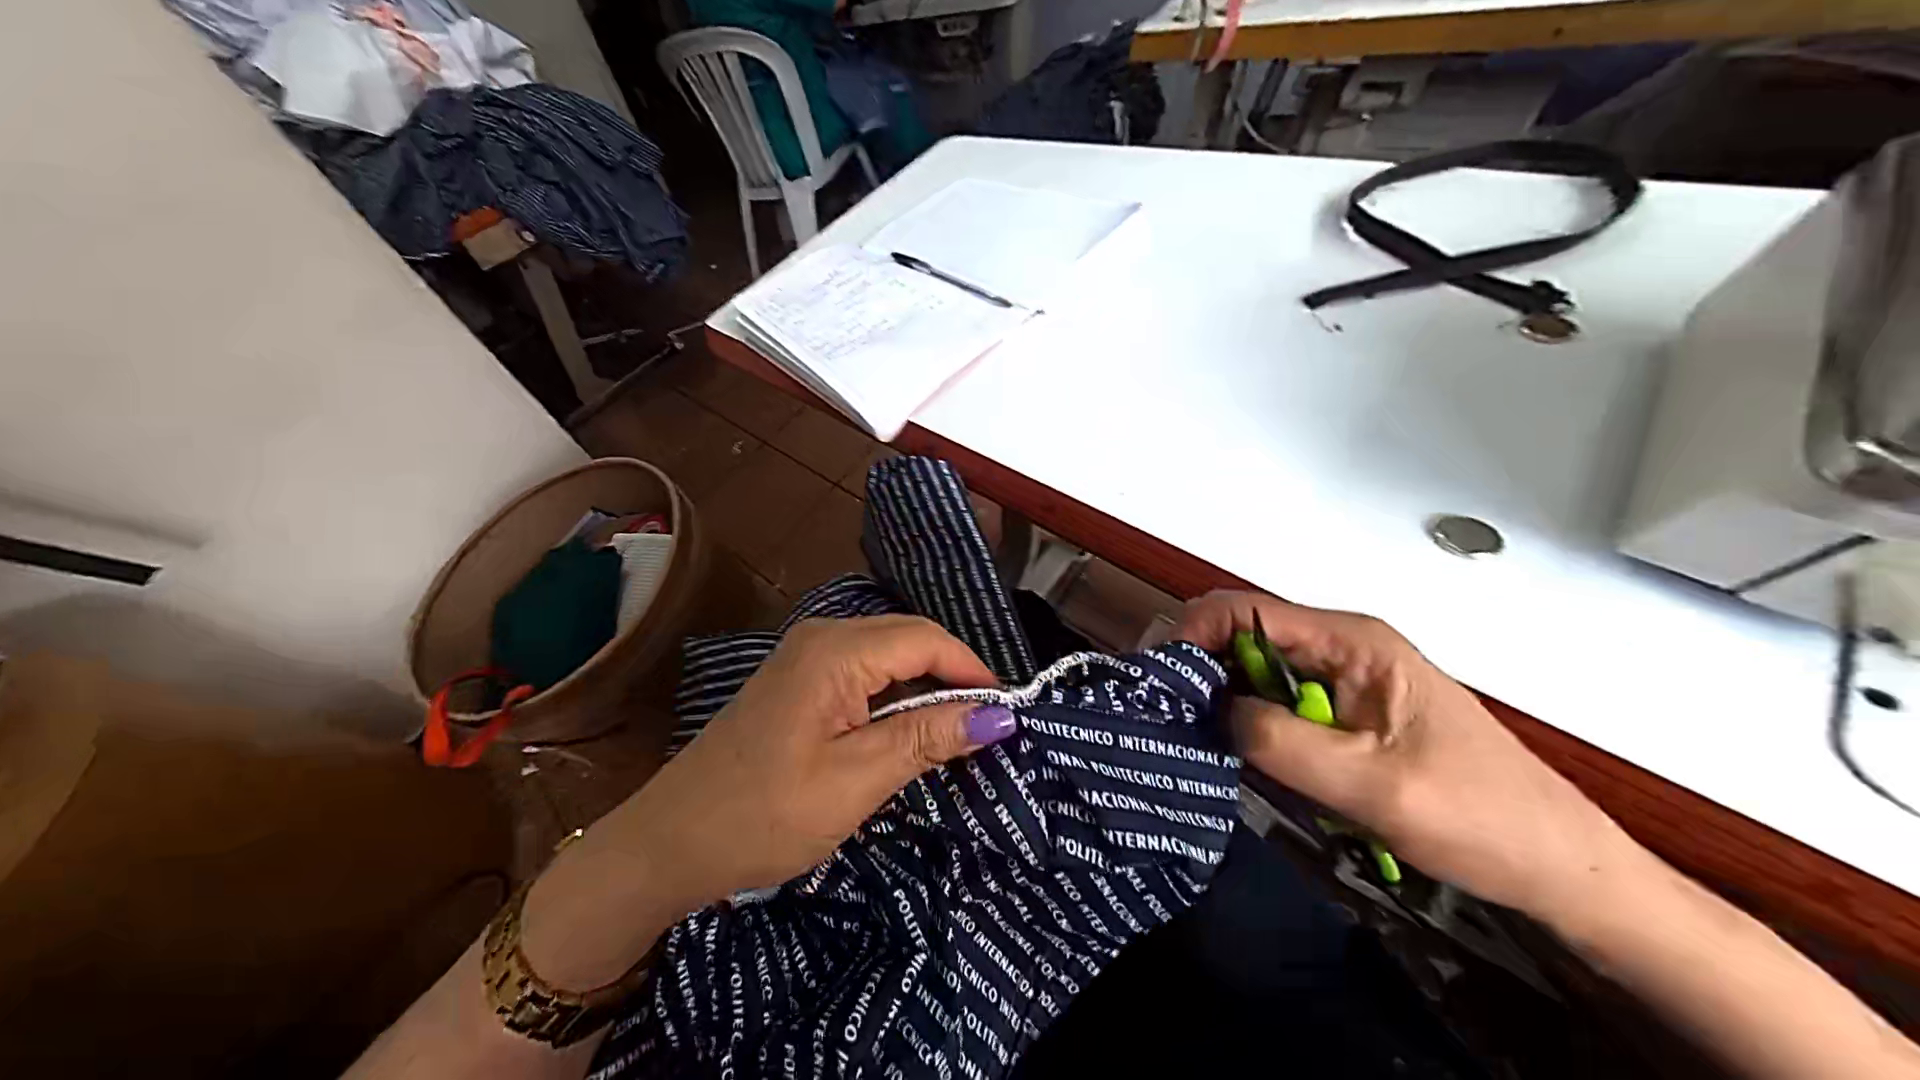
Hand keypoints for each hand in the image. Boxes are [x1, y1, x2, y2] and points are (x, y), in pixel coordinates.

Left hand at [618, 615, 1008, 909]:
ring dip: (927, 691)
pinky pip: (866, 675)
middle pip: (910, 640)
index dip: (973, 671)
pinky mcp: (801, 682)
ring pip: (890, 658)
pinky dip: (897, 699)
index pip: (926, 640)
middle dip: (954, 678)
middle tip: (990, 728)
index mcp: (835, 650)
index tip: (1010, 713)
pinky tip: (912, 732)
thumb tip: (998, 716)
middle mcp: (822, 638)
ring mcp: (807, 657)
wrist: (669, 843)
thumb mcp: (855, 780)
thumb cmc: (763, 814)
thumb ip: (927, 739)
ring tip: (960, 734)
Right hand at [1174, 591, 1644, 918]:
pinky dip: (1248, 719)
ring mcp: (1342, 677)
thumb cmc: (1477, 817)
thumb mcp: (1372, 785)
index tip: (1160, 680)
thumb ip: (1282, 742)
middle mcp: (1341, 645)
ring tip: (1195, 737)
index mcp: (1351, 641)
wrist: (1557, 864)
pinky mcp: (1344, 708)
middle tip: (1167, 715)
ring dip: (1223, 697)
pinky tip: (1240, 753)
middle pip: (1243, 634)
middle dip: (1200, 667)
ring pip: (1256, 670)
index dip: (1193, 633)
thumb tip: (1214, 712)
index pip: (1244, 610)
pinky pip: (1277, 700)